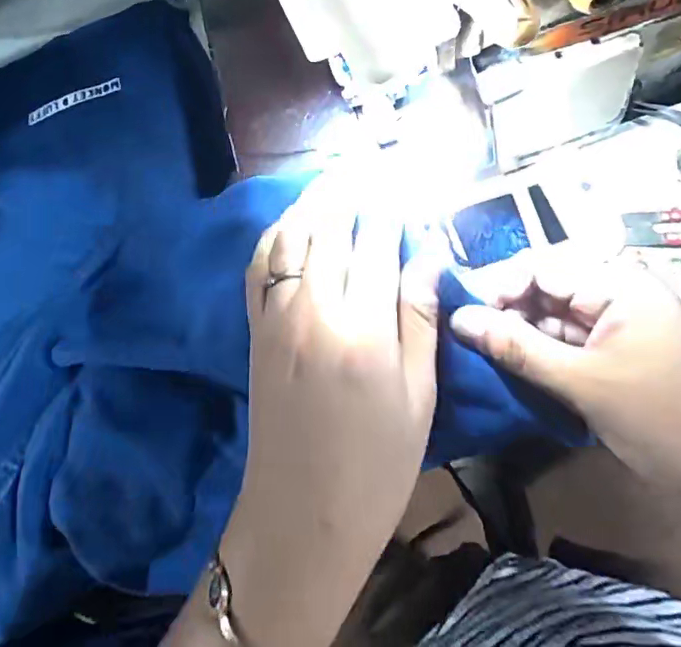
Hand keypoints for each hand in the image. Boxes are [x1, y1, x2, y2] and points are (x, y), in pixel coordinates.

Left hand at [217, 177, 443, 646]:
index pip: (377, 244)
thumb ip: (420, 320)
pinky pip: (260, 265)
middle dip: (351, 191)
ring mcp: (276, 316)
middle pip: (331, 229)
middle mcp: (314, 310)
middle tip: (368, 166)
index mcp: (363, 330)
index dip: (390, 207)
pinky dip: (276, 233)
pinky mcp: (254, 329)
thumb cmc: (375, 465)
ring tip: (333, 181)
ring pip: (291, 237)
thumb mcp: (417, 398)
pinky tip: (291, 220)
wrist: (299, 514)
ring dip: (312, 202)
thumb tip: (426, 256)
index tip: (400, 180)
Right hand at [448, 253, 680, 455]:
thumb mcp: (582, 383)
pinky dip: (550, 351)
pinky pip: (578, 339)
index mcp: (617, 279)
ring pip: (561, 314)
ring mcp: (627, 321)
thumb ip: (516, 347)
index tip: (462, 314)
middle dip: (510, 309)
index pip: (541, 264)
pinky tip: (522, 368)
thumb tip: (458, 317)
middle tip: (470, 337)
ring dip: (527, 333)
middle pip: (550, 285)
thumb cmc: (668, 421)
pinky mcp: (629, 351)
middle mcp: (621, 289)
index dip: (499, 285)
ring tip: (488, 354)